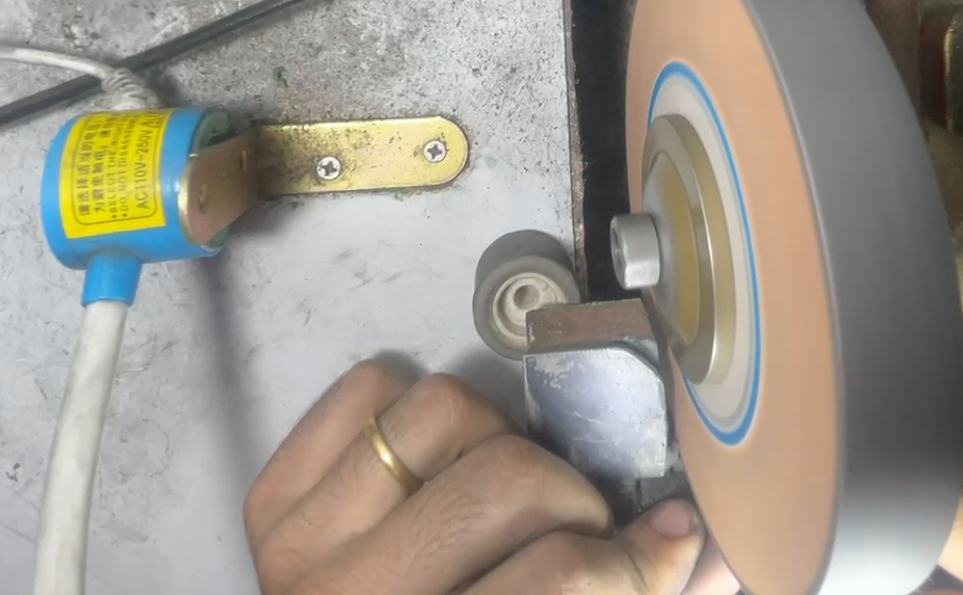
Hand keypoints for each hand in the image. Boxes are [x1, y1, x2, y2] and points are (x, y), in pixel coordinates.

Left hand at [246, 361, 733, 594]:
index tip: (667, 538)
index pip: (554, 581)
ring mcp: (300, 542)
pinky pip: (367, 388)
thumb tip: (689, 534)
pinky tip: (423, 456)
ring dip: (492, 432)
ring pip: (440, 407)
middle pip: (503, 478)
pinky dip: (407, 401)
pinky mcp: (272, 495)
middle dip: (564, 493)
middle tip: (574, 517)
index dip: (627, 561)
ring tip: (494, 481)